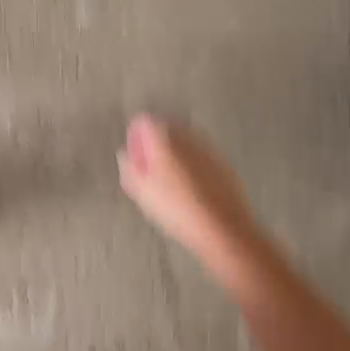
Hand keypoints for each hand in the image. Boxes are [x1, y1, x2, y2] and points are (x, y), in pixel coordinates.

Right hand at [117, 115, 262, 257]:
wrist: (223, 229)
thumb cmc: (176, 210)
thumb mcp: (141, 192)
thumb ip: (129, 168)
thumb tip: (125, 155)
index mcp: (164, 141)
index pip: (146, 121)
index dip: (136, 131)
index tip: (132, 145)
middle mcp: (188, 139)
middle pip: (168, 127)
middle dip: (157, 137)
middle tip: (148, 155)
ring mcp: (209, 151)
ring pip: (187, 140)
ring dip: (175, 148)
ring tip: (167, 170)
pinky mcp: (224, 165)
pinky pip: (201, 154)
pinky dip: (191, 159)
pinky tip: (188, 180)